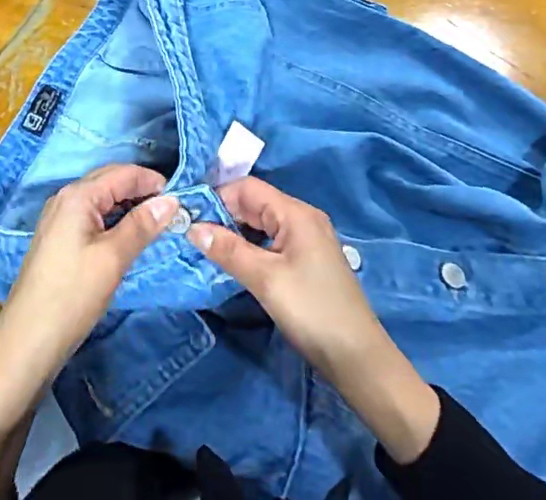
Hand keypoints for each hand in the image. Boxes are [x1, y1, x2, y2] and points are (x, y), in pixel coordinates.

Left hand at [0, 164, 179, 381]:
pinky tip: (130, 235)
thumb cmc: (72, 295)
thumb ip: (142, 225)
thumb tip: (171, 200)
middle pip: (111, 180)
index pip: (123, 173)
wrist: (28, 340)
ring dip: (130, 205)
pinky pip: (93, 214)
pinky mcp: (59, 237)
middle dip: (143, 190)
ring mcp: (59, 217)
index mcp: (78, 195)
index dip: (153, 181)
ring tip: (157, 223)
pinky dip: (115, 218)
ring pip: (102, 198)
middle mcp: (66, 198)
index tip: (182, 199)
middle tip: (172, 210)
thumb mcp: (113, 257)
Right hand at [187, 177, 439, 463]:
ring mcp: (307, 239)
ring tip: (206, 245)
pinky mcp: (307, 259)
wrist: (357, 357)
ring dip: (235, 230)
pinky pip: (271, 240)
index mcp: (296, 213)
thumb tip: (192, 227)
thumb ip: (228, 249)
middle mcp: (303, 218)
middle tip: (191, 231)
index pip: (248, 188)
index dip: (217, 197)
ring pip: (262, 223)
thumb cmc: (311, 310)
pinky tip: (233, 259)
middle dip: (223, 213)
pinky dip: (250, 245)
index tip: (189, 214)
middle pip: (255, 203)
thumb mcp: (265, 279)